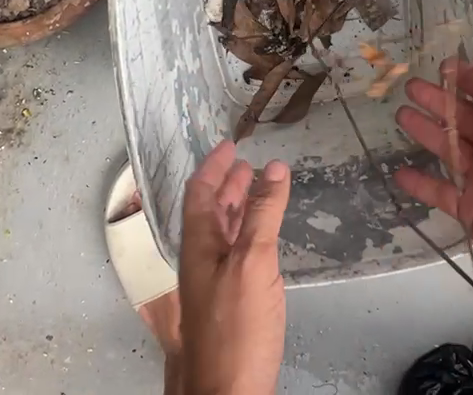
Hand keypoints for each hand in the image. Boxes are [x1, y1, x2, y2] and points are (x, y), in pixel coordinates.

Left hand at [178, 141, 289, 394]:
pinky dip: (247, 232)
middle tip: (245, 163)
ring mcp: (213, 284)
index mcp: (198, 244)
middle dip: (227, 183)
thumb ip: (262, 213)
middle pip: (210, 211)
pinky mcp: (229, 304)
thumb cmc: (236, 328)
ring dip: (237, 206)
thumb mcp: (253, 261)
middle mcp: (201, 260)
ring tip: (256, 188)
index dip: (213, 166)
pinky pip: (234, 253)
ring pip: (222, 232)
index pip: (200, 192)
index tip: (229, 145)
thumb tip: (274, 167)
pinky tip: (262, 237)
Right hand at [393, 60, 472, 309]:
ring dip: (427, 133)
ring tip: (401, 115)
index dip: (470, 81)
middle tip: (411, 87)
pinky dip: (422, 183)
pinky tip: (400, 172)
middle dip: (440, 102)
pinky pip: (442, 192)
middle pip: (466, 120)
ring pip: (451, 150)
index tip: (444, 66)